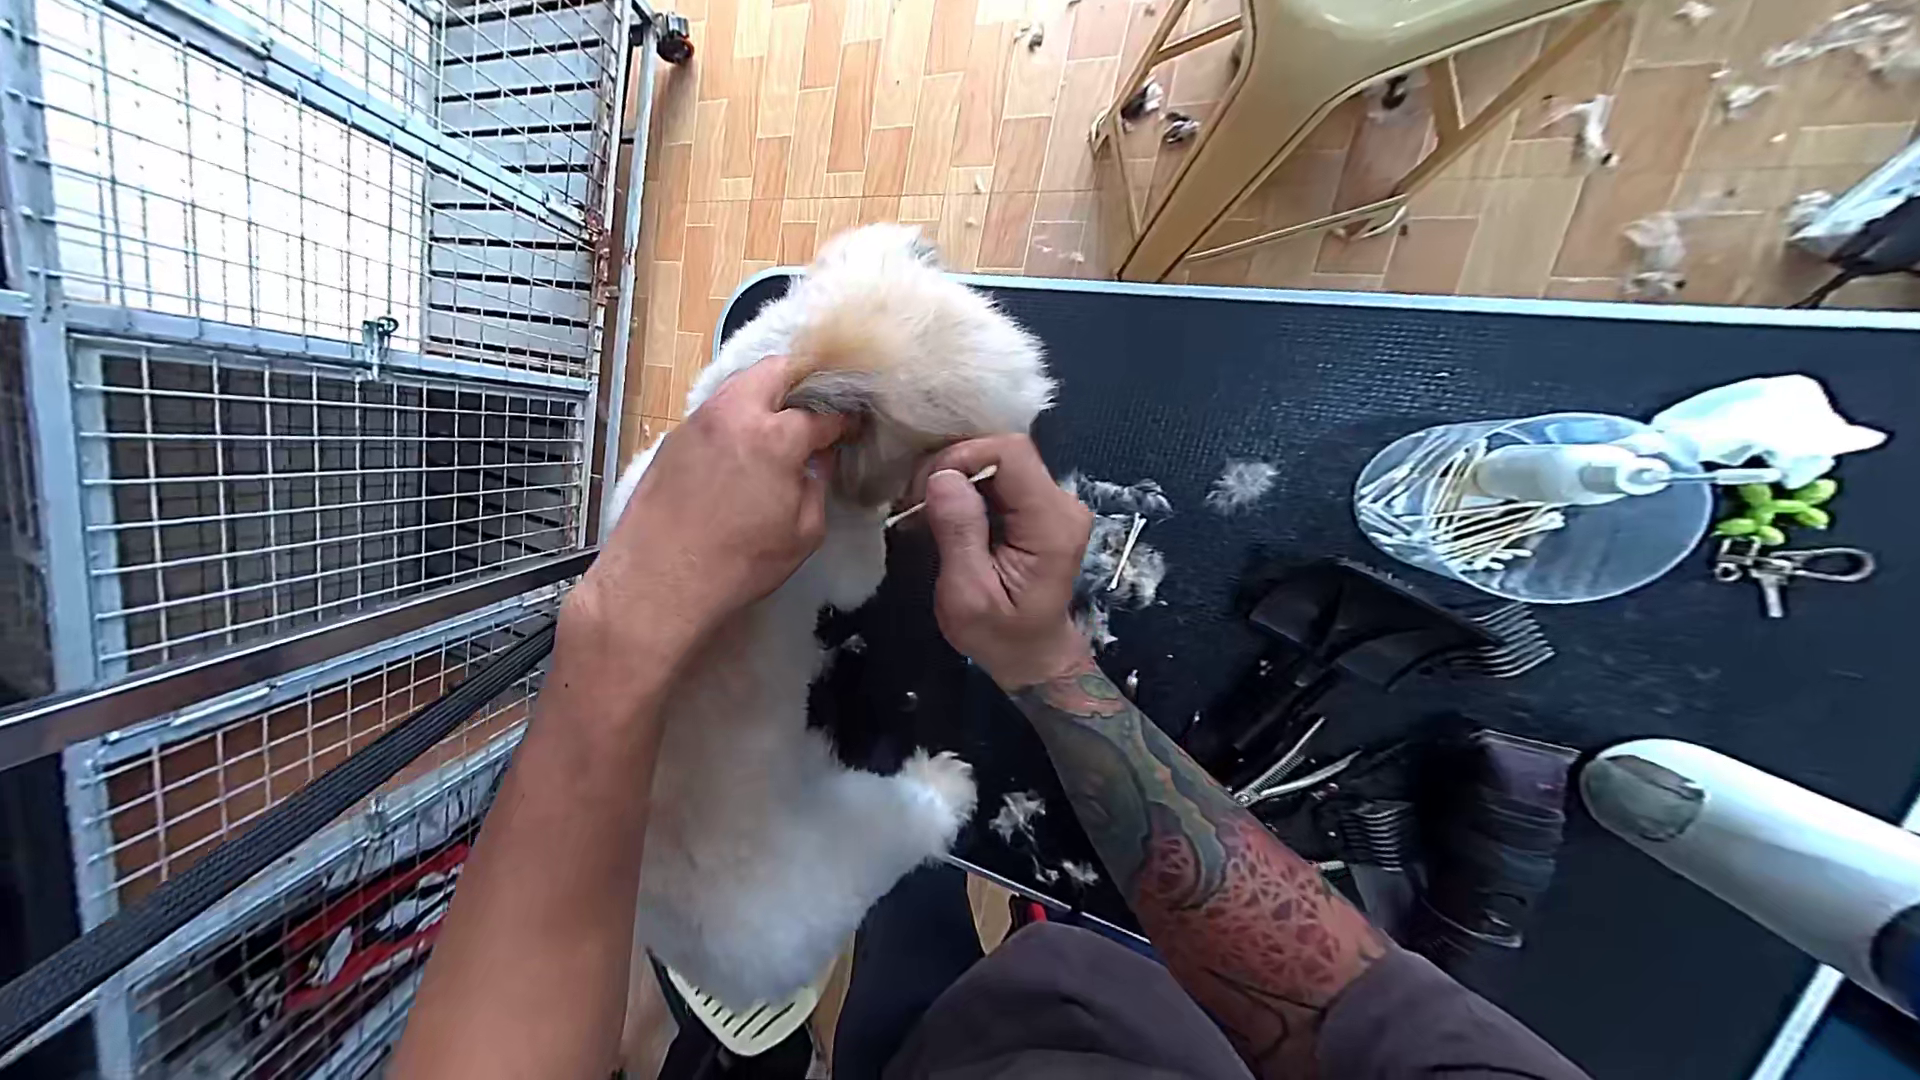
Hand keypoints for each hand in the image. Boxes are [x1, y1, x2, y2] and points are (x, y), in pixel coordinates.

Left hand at [572, 355, 847, 661]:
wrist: (659, 583)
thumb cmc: (739, 563)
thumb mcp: (804, 532)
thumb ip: (819, 485)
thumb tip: (819, 462)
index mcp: (774, 436)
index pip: (821, 413)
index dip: (843, 420)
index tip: (851, 426)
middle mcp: (733, 414)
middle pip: (777, 370)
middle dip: (805, 382)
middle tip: (819, 409)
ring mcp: (698, 422)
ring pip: (741, 384)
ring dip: (769, 394)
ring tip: (784, 425)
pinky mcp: (673, 438)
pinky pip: (717, 409)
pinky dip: (739, 414)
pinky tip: (747, 445)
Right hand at [920, 435, 1093, 689]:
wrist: (1033, 655)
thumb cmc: (1000, 636)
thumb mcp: (968, 596)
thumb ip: (959, 534)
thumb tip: (941, 477)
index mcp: (1051, 525)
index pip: (1012, 454)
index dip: (962, 457)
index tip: (925, 491)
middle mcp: (1062, 504)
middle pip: (1006, 452)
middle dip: (954, 467)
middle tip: (917, 502)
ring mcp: (1054, 502)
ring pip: (1000, 460)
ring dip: (957, 477)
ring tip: (926, 509)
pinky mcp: (1039, 506)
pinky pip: (1001, 477)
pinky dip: (968, 487)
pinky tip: (946, 512)